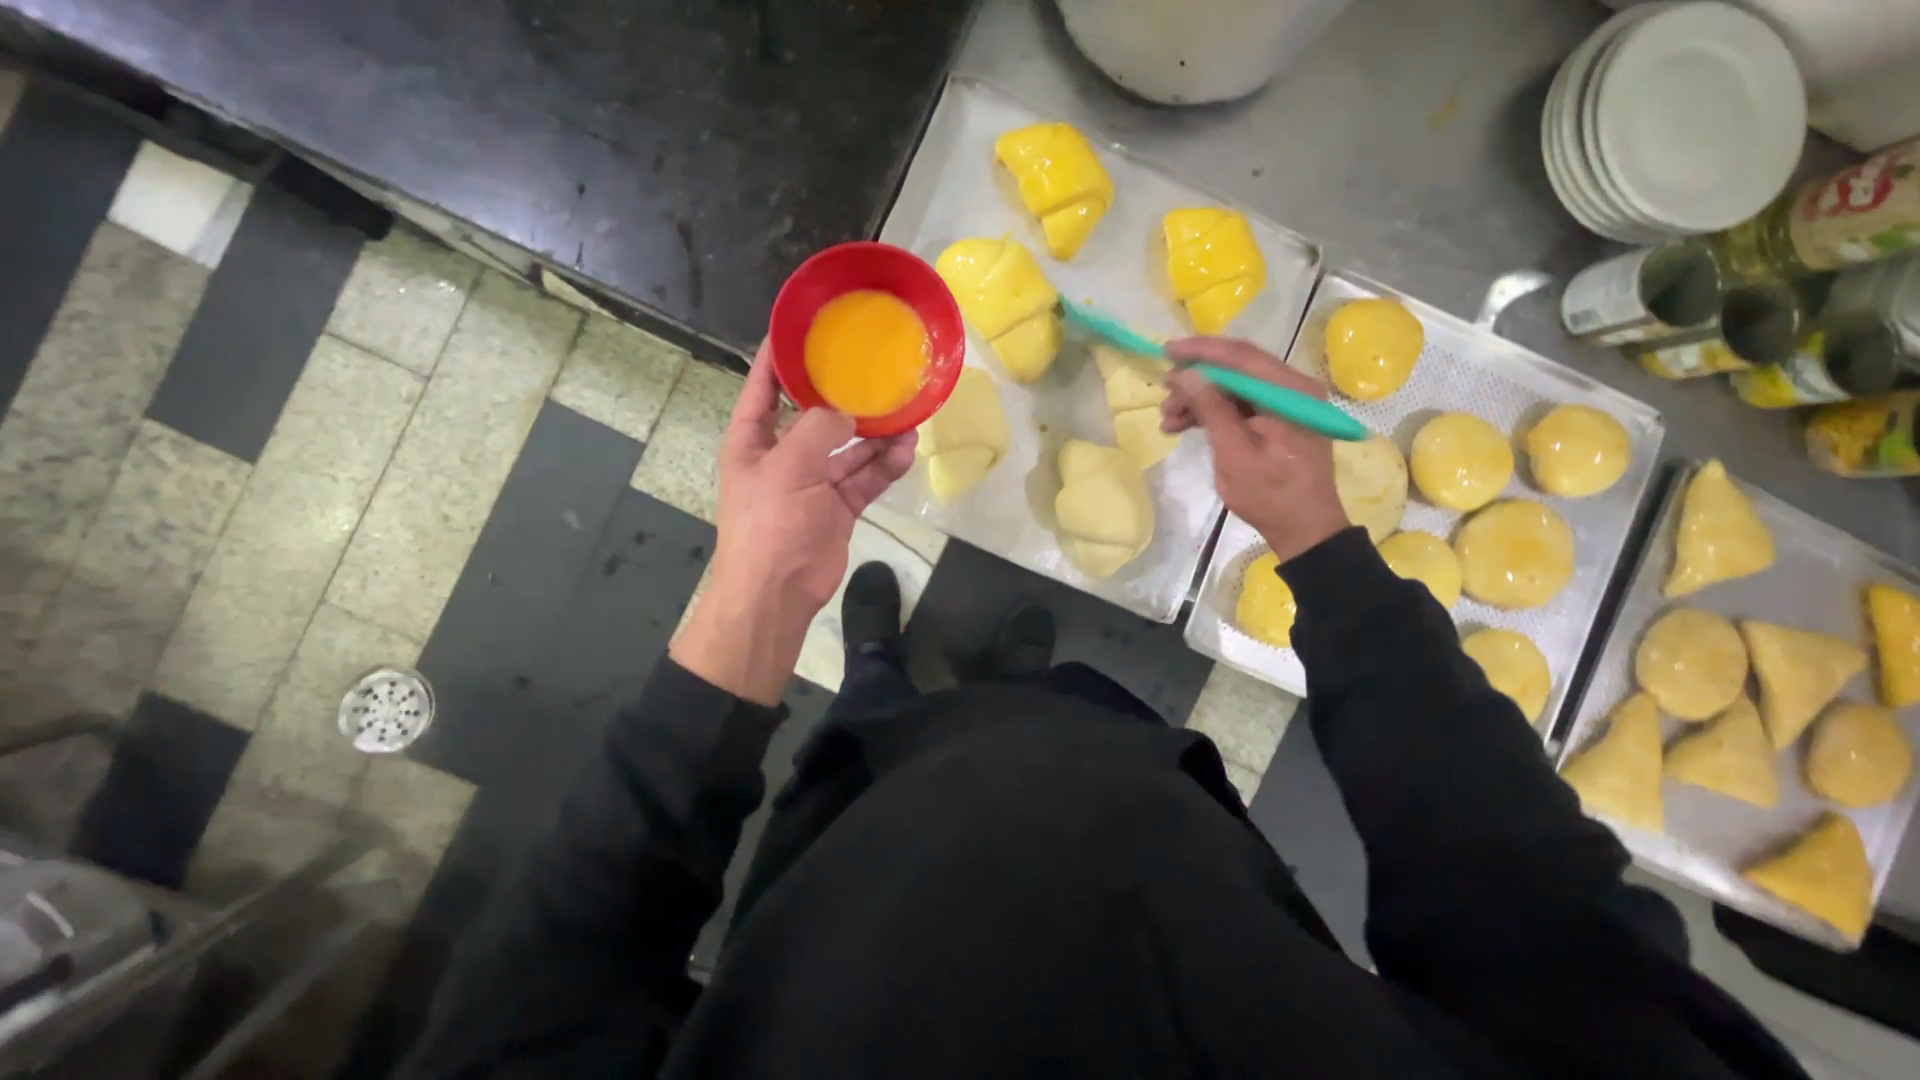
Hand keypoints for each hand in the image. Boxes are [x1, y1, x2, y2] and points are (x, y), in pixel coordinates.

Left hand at [670, 342, 916, 703]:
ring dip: (875, 434)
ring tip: (906, 414)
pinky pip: (864, 477)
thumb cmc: (770, 522)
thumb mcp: (788, 466)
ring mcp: (813, 481)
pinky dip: (884, 465)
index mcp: (753, 439)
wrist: (777, 591)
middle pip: (816, 415)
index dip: (780, 356)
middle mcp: (782, 455)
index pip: (764, 386)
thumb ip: (819, 429)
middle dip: (845, 397)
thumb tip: (847, 411)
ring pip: (848, 447)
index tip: (805, 326)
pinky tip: (906, 449)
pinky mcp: (839, 506)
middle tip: (876, 370)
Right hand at [1162, 337, 1349, 564]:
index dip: (1200, 351)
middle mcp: (1293, 388)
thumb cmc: (1271, 495)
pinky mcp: (1279, 418)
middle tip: (1164, 396)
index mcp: (1290, 391)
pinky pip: (1241, 404)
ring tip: (1169, 419)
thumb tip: (1185, 373)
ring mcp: (1287, 403)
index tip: (1164, 352)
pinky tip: (1185, 425)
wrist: (1305, 529)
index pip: (1240, 356)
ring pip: (1235, 387)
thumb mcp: (1234, 453)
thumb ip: (1211, 408)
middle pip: (1237, 368)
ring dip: (1200, 399)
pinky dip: (1214, 412)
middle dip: (1195, 380)